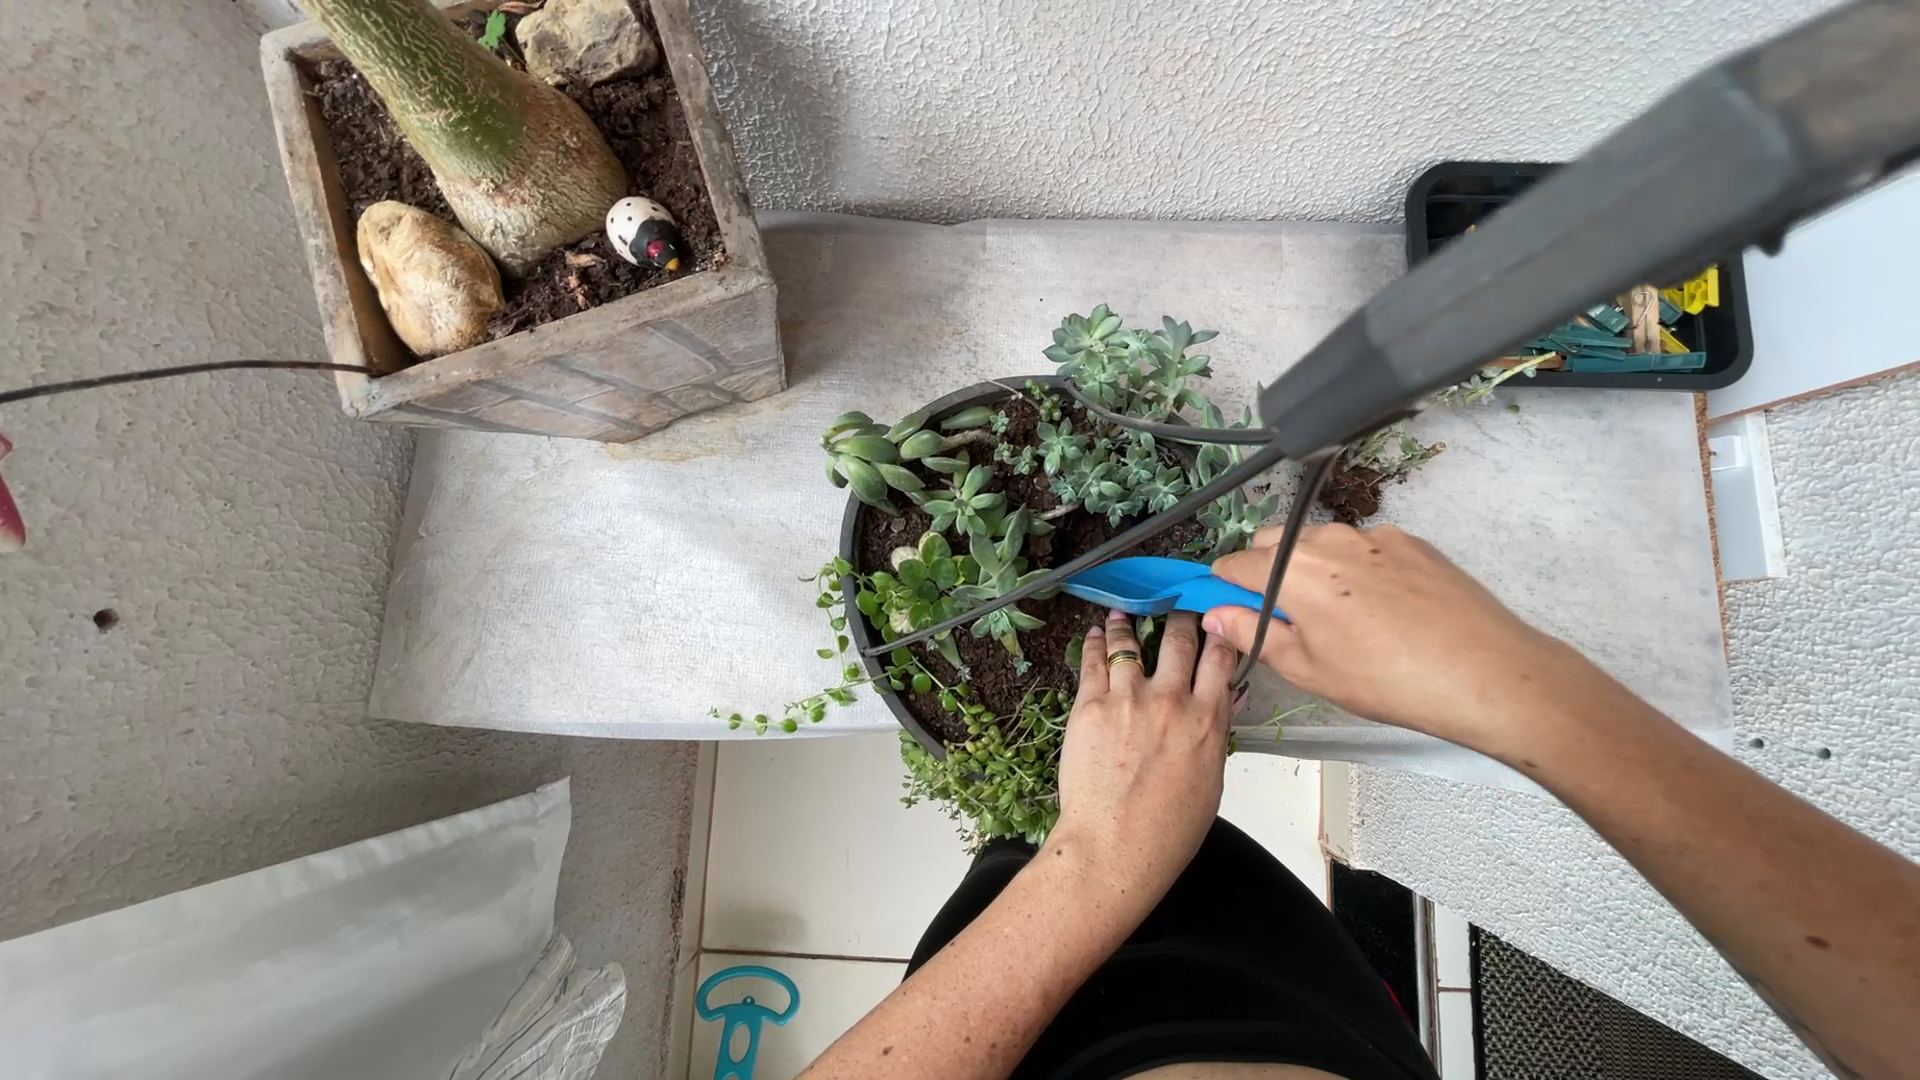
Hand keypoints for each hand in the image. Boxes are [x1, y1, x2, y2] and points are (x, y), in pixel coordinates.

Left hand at [1046, 610, 1238, 906]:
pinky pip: (1096, 662)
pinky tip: (1099, 633)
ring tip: (1126, 611)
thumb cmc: (1168, 829)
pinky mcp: (1091, 705)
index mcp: (1208, 721)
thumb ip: (1214, 734)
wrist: (1115, 847)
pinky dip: (1099, 643)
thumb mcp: (1210, 781)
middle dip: (1180, 618)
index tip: (1216, 617)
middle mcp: (1171, 700)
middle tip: (1176, 606)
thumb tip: (1221, 702)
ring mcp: (1129, 699)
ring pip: (1132, 644)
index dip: (1220, 632)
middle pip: (1179, 640)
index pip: (1221, 658)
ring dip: (1130, 623)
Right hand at [1206, 523, 1612, 754]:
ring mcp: (1371, 534)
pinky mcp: (1409, 540)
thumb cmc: (1387, 680)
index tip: (1233, 612)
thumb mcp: (1308, 669)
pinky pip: (1360, 544)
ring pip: (1315, 540)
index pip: (1232, 563)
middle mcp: (1325, 539)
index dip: (1224, 588)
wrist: (1491, 674)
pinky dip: (1352, 565)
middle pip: (1269, 542)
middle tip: (1285, 615)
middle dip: (1262, 570)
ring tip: (1338, 611)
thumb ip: (1252, 634)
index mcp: (1290, 572)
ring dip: (1307, 565)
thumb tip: (1213, 614)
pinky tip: (1381, 604)